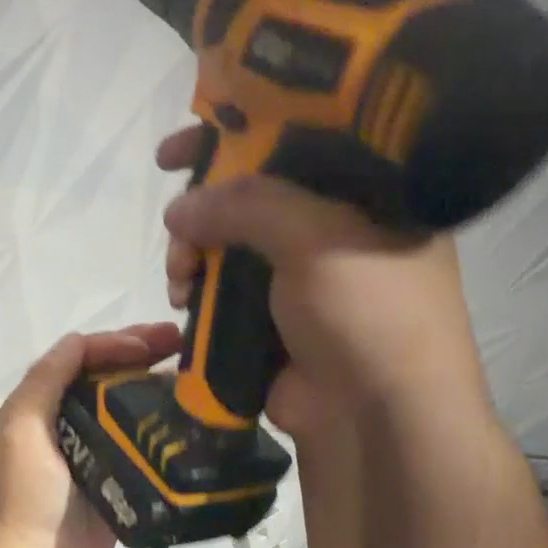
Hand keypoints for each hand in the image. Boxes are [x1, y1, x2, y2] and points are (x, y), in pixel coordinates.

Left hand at [0, 325, 180, 547]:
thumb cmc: (30, 491)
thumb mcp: (21, 428)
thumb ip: (43, 381)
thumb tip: (78, 341)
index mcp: (40, 407)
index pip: (78, 358)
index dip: (114, 343)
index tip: (153, 342)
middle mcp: (65, 420)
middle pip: (105, 374)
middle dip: (142, 353)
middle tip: (183, 342)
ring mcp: (92, 446)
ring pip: (126, 401)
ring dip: (156, 381)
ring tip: (194, 371)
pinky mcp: (116, 470)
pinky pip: (140, 434)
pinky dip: (162, 417)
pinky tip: (189, 408)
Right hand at [155, 127, 490, 435]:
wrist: (373, 414)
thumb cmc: (367, 311)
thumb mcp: (314, 237)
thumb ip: (245, 207)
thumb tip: (178, 209)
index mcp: (369, 191)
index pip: (298, 140)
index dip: (238, 133)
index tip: (181, 145)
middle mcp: (336, 227)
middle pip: (252, 196)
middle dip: (203, 209)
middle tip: (174, 226)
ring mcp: (300, 277)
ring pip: (229, 246)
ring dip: (194, 255)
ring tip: (180, 279)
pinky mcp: (270, 319)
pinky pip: (222, 291)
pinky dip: (197, 292)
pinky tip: (183, 300)